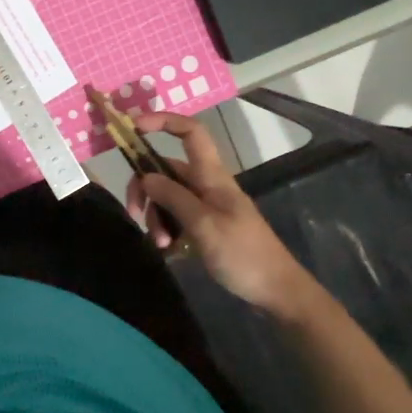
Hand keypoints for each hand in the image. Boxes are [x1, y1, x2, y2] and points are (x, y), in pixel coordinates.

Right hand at [125, 111, 316, 315]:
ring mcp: (207, 205)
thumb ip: (173, 197)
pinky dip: (166, 227)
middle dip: (146, 189)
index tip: (134, 127)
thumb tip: (145, 176)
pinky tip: (169, 249)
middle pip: (166, 169)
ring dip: (156, 215)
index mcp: (212, 176)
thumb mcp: (203, 225)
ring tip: (161, 243)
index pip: (191, 132)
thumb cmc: (243, 254)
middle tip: (136, 214)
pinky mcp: (206, 225)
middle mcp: (207, 184)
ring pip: (167, 196)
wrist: (277, 291)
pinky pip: (176, 216)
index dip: (163, 121)